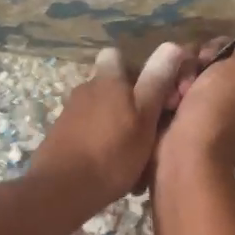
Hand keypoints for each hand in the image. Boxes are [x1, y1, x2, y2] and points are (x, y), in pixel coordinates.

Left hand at [31, 43, 187, 206]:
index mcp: (106, 79)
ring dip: (121, 128)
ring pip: (104, 112)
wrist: (61, 190)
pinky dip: (105, 145)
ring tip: (137, 158)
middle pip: (113, 86)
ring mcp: (71, 114)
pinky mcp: (62, 137)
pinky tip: (116, 171)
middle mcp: (86, 89)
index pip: (117, 55)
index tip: (155, 93)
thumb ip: (157, 81)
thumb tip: (173, 44)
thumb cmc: (111, 152)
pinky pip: (91, 133)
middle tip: (153, 131)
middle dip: (133, 104)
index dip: (137, 70)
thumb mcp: (145, 116)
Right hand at [160, 23, 234, 178]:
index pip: (223, 48)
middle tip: (191, 80)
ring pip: (178, 71)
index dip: (214, 48)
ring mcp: (196, 104)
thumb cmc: (218, 108)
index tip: (208, 57)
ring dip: (175, 78)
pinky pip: (164, 88)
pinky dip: (164, 92)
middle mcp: (220, 90)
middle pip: (197, 58)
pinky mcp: (173, 113)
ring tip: (175, 96)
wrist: (187, 151)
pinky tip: (165, 102)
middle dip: (191, 63)